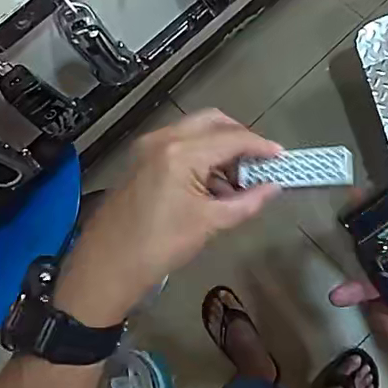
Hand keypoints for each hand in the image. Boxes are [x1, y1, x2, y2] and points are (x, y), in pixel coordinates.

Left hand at [56, 110, 282, 323]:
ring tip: (237, 180)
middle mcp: (164, 139)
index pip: (232, 138)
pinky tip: (212, 184)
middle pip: (214, 121)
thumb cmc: (159, 246)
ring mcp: (148, 146)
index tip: (282, 157)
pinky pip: (180, 142)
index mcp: (182, 153)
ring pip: (196, 129)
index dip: (261, 146)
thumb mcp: (210, 224)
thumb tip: (273, 187)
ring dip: (220, 146)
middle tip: (259, 163)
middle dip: (240, 138)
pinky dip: (201, 154)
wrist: (105, 266)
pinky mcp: (141, 157)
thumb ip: (246, 201)